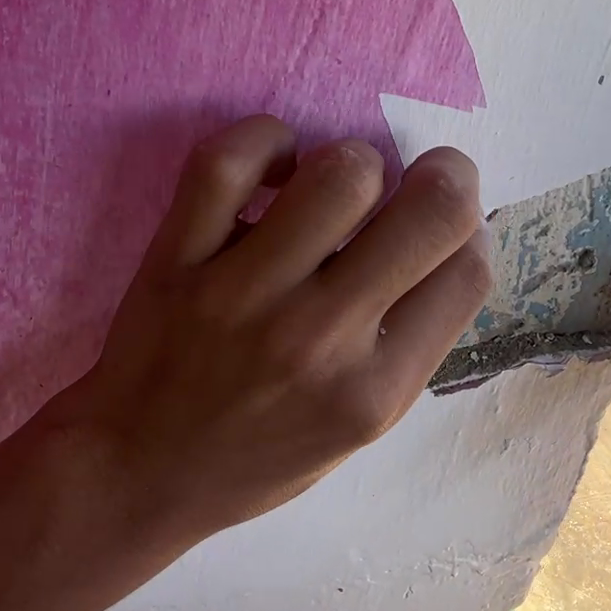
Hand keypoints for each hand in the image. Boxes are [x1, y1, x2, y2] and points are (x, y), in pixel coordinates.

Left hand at [49, 114, 492, 541]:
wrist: (138, 470)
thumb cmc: (256, 453)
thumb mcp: (356, 430)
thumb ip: (409, 343)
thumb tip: (455, 239)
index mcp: (374, 391)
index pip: (468, 271)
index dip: (472, 225)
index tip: (447, 220)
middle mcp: (320, 339)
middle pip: (431, 209)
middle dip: (444, 175)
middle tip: (416, 179)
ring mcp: (244, 294)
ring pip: (340, 172)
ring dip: (352, 161)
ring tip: (333, 185)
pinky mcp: (177, 258)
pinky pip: (228, 160)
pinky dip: (264, 140)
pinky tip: (274, 164)